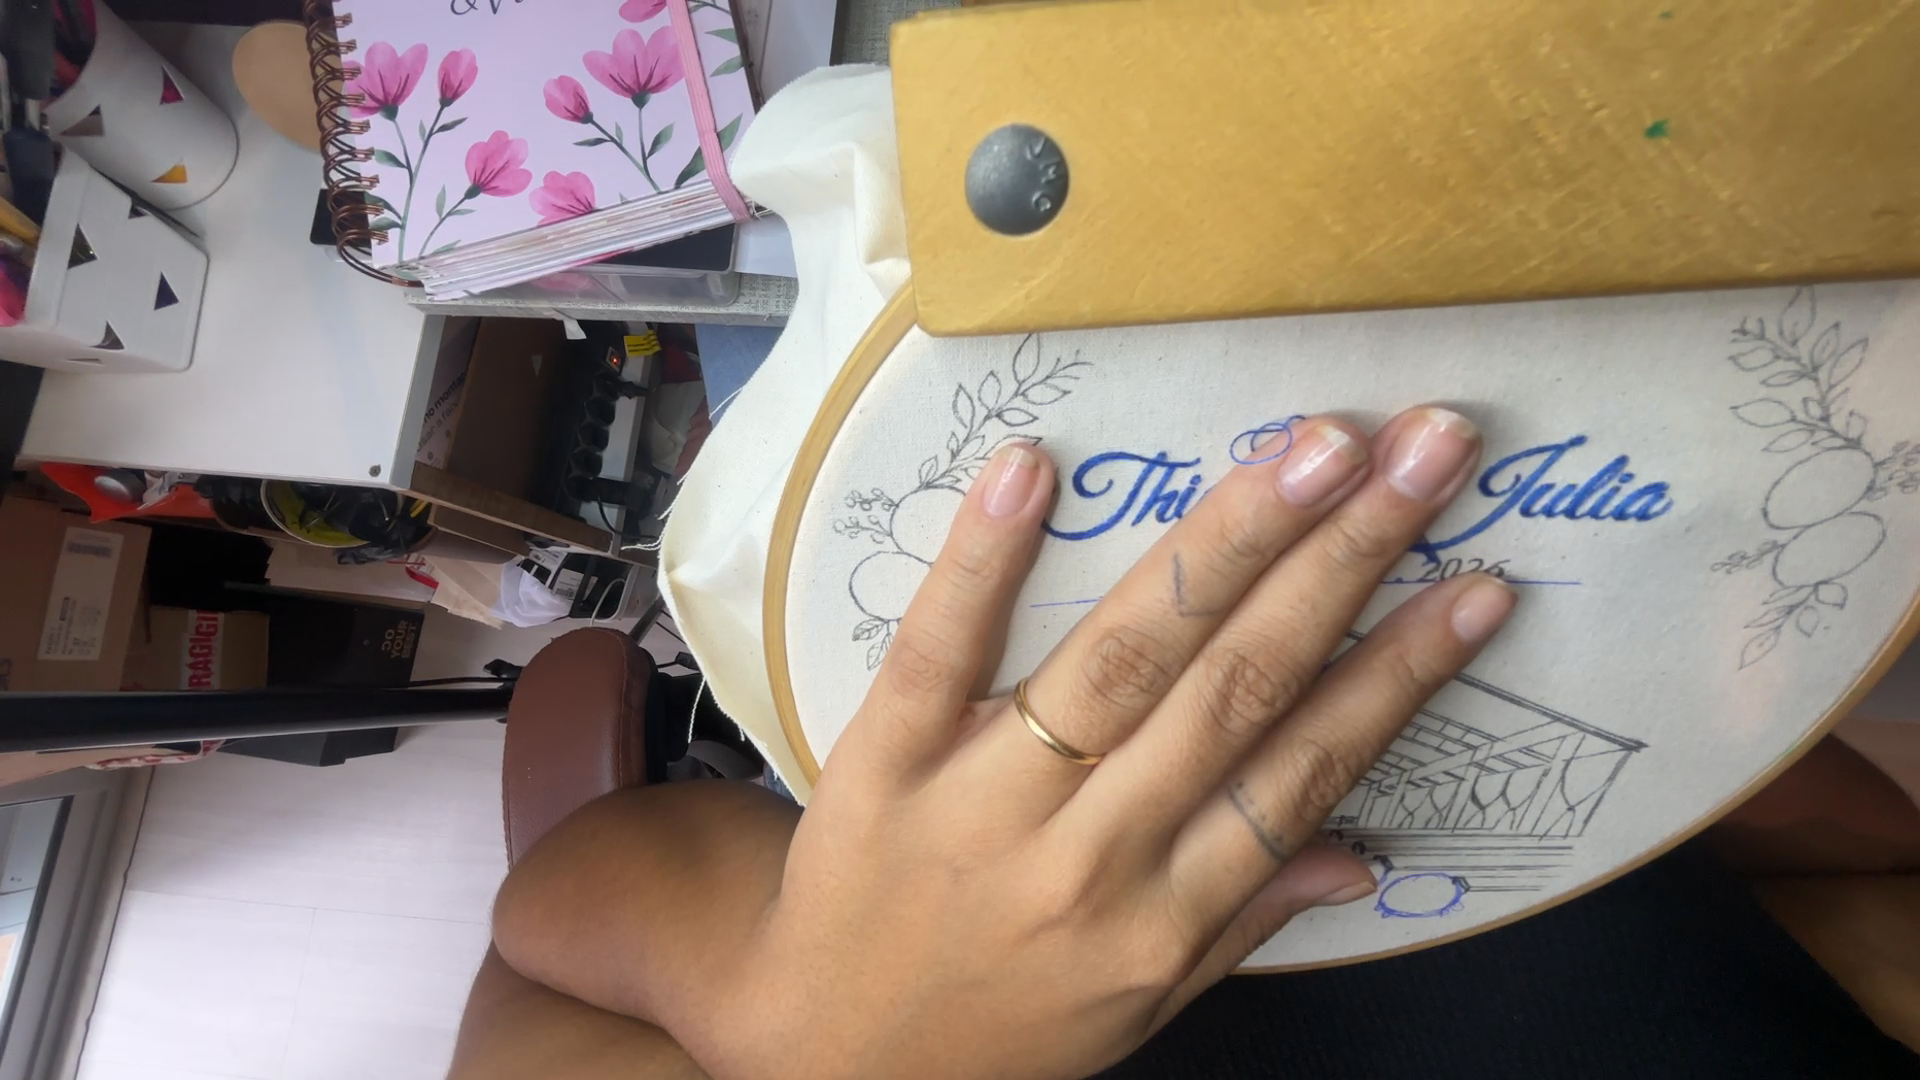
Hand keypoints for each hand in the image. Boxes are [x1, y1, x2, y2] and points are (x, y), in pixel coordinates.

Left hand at [662, 407, 1512, 1079]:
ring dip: (1223, 545)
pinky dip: (987, 558)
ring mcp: (982, 800)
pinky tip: (1031, 469)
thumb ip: (1242, 918)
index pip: (1299, 771)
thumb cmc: (994, 1017)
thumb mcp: (1133, 1002)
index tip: (1473, 583)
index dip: (1395, 675)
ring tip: (1306, 454)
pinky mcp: (883, 758)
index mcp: (1160, 914)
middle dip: (1336, 563)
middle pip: (1232, 689)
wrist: (826, 1050)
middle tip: (1412, 453)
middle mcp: (1090, 851)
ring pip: (1122, 661)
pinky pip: (940, 649)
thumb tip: (1360, 856)